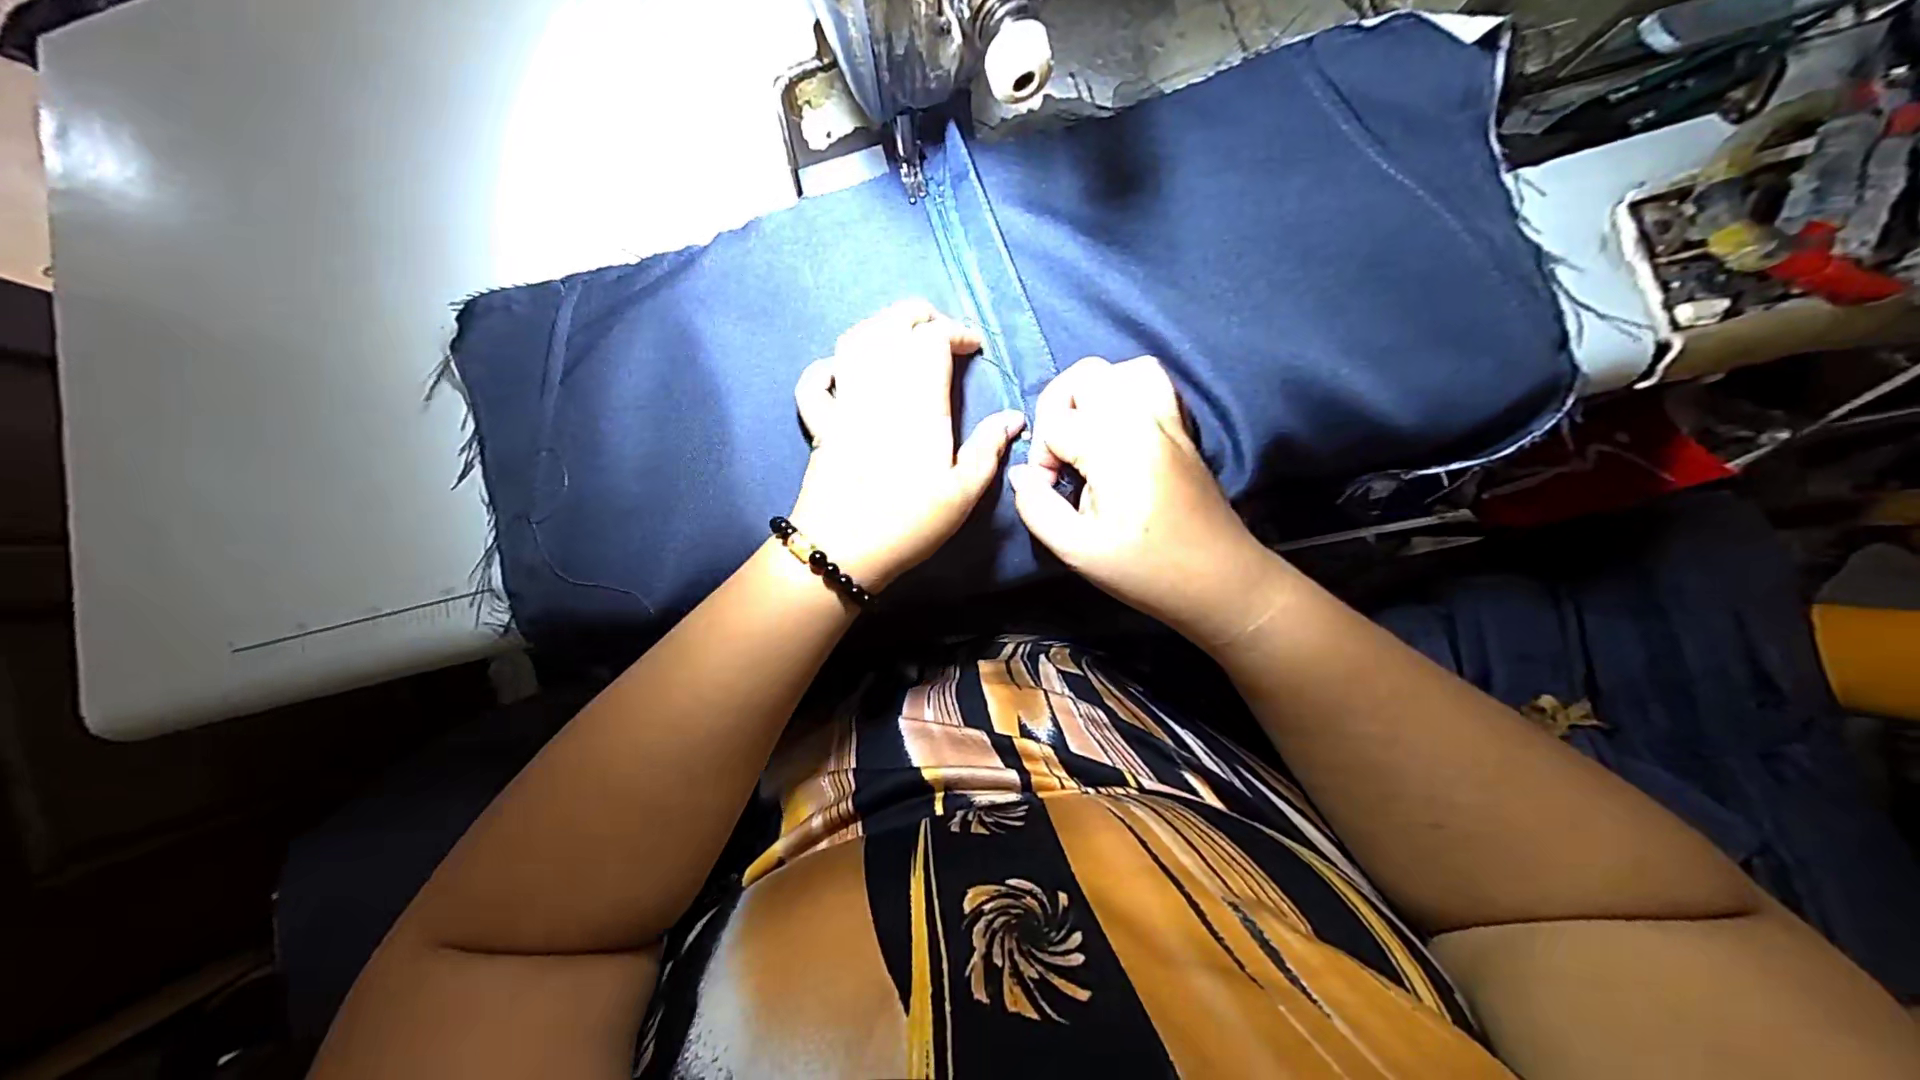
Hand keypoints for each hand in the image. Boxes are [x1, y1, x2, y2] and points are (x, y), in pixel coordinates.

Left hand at [789, 300, 1025, 591]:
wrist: (842, 549)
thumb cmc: (909, 521)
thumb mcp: (963, 492)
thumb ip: (989, 448)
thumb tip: (1015, 418)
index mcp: (919, 399)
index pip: (933, 337)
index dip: (957, 331)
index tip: (974, 348)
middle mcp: (878, 387)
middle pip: (892, 322)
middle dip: (920, 315)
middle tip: (943, 334)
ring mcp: (844, 402)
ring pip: (854, 339)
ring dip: (879, 327)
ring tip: (902, 341)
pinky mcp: (820, 423)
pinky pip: (814, 383)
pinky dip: (826, 369)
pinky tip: (841, 373)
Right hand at [1008, 355, 1287, 647]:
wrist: (1220, 581)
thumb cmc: (1147, 570)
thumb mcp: (1077, 550)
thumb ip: (1037, 508)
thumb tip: (1021, 476)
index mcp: (1115, 446)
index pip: (1056, 423)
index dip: (1041, 456)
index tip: (1051, 490)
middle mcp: (1143, 419)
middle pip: (1087, 375)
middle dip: (1058, 407)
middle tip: (1058, 452)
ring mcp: (1168, 421)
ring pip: (1124, 369)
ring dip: (1094, 392)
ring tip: (1085, 432)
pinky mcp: (1183, 431)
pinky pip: (1154, 385)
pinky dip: (1127, 392)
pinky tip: (1117, 431)